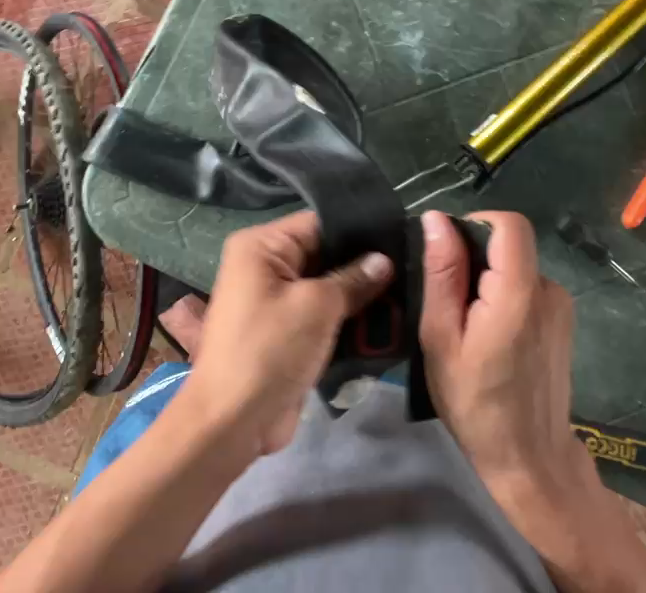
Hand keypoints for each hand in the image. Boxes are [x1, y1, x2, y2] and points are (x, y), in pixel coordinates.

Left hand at [174, 210, 392, 455]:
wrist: (232, 421)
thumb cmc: (269, 351)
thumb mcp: (317, 307)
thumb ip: (354, 279)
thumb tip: (384, 260)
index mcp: (261, 246)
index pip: (318, 224)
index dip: (359, 231)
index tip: (402, 238)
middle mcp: (265, 266)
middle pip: (324, 255)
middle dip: (364, 266)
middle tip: (412, 270)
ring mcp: (275, 301)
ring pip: (328, 288)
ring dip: (361, 297)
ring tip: (408, 296)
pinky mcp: (286, 333)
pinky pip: (323, 315)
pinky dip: (348, 320)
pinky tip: (386, 324)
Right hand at [418, 211, 586, 499]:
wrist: (529, 460)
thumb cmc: (474, 403)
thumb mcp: (441, 338)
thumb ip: (442, 273)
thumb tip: (436, 218)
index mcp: (520, 292)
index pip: (507, 223)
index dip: (472, 225)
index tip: (446, 258)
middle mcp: (549, 290)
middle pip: (508, 244)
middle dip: (473, 260)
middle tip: (448, 307)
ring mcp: (561, 306)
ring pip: (514, 266)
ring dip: (486, 282)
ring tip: (466, 329)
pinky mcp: (562, 321)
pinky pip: (526, 288)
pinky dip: (502, 298)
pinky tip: (488, 338)